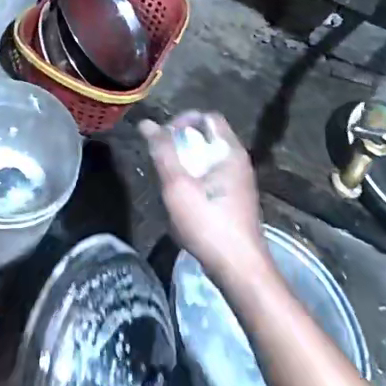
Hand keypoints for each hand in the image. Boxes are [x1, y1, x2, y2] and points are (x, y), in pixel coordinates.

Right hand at [138, 111, 270, 281]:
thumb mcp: (177, 184)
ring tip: (167, 182)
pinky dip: (192, 179)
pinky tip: (181, 200)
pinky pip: (210, 176)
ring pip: (205, 158)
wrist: (239, 269)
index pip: (207, 117)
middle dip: (179, 144)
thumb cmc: (208, 223)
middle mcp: (238, 162)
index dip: (182, 120)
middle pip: (205, 137)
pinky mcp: (233, 200)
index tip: (163, 138)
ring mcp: (238, 182)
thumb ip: (162, 151)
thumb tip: (146, 123)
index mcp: (230, 152)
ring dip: (183, 164)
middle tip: (161, 162)